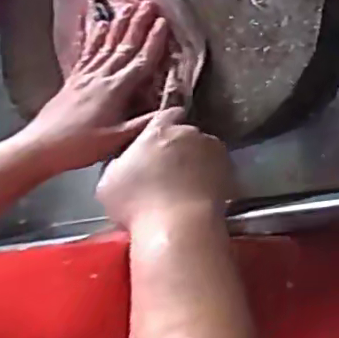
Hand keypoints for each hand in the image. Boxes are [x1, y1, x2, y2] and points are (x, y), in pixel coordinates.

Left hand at [13, 3, 170, 175]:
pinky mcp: (72, 80)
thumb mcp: (116, 139)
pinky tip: (98, 26)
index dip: (154, 40)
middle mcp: (102, 76)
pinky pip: (86, 53)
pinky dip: (94, 37)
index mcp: (116, 89)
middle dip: (138, 23)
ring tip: (127, 6)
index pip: (141, 60)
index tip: (164, 21)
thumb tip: (173, 109)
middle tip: (149, 3)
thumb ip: (145, 122)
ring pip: (106, 45)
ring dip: (119, 25)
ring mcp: (85, 76)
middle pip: (124, 45)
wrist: (36, 149)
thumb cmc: (79, 146)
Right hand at [97, 109, 233, 230]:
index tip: (159, 140)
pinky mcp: (229, 165)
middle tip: (167, 171)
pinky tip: (199, 191)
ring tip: (184, 185)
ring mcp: (213, 147)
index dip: (164, 125)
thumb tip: (129, 159)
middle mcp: (190, 132)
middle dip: (179, 147)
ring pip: (204, 148)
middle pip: (185, 133)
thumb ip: (122, 160)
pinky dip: (210, 174)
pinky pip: (217, 165)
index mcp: (159, 131)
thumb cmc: (137, 202)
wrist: (179, 222)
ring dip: (196, 160)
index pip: (166, 114)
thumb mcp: (109, 180)